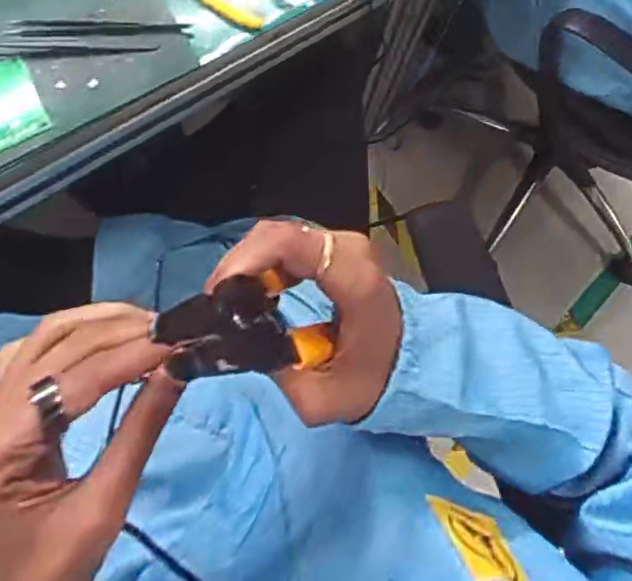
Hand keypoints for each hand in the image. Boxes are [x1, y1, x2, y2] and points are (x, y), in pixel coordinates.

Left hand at [0, 304, 181, 580]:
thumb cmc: (44, 580)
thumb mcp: (99, 514)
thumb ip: (138, 433)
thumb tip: (178, 369)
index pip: (75, 379)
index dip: (132, 354)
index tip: (179, 340)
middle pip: (56, 346)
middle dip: (119, 331)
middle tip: (170, 330)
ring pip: (43, 339)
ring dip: (97, 324)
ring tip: (146, 327)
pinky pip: (31, 356)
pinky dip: (73, 339)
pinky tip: (103, 342)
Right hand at [206, 219, 400, 425]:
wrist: (414, 358)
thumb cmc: (374, 378)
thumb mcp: (323, 398)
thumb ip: (279, 373)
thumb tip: (240, 344)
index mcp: (352, 278)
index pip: (290, 244)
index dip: (246, 259)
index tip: (221, 291)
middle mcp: (347, 248)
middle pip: (278, 233)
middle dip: (238, 262)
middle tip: (217, 298)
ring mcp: (342, 243)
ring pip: (279, 234)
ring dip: (247, 261)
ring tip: (229, 297)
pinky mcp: (334, 246)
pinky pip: (289, 242)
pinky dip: (263, 260)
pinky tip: (252, 289)